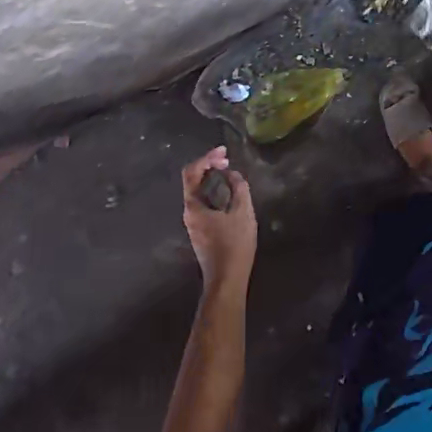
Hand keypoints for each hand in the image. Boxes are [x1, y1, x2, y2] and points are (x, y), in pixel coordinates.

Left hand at [179, 147, 256, 291]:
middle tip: (228, 161)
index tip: (224, 152)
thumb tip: (232, 175)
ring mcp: (193, 223)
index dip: (207, 158)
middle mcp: (188, 213)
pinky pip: (204, 204)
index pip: (192, 172)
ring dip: (212, 179)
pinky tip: (229, 195)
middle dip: (209, 166)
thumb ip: (239, 188)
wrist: (226, 278)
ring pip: (198, 193)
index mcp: (194, 206)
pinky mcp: (201, 231)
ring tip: (230, 174)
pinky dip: (214, 192)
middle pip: (193, 181)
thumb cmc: (235, 244)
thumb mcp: (243, 212)